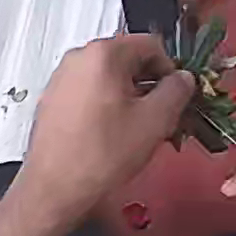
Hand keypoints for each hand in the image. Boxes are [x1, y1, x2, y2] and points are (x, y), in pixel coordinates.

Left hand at [19, 34, 193, 223]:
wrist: (53, 191)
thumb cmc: (105, 154)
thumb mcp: (155, 121)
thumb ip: (177, 91)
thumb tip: (183, 78)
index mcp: (104, 54)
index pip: (151, 44)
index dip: (171, 69)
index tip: (177, 97)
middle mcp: (79, 57)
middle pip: (129, 59)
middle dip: (151, 84)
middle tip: (164, 116)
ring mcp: (62, 78)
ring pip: (110, 77)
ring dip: (131, 96)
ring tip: (140, 129)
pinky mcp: (52, 100)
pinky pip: (90, 91)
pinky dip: (108, 104)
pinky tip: (114, 134)